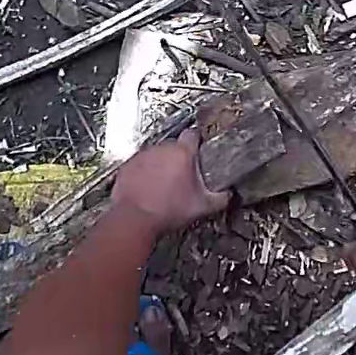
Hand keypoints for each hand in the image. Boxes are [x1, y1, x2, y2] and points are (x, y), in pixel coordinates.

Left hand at [110, 129, 229, 233]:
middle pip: (174, 147)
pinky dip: (143, 174)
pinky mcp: (128, 166)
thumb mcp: (202, 207)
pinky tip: (147, 190)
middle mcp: (161, 149)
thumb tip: (227, 195)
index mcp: (182, 153)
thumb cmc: (167, 211)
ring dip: (160, 166)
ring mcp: (142, 156)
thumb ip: (219, 198)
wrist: (135, 220)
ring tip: (163, 187)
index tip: (198, 149)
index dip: (197, 141)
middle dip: (178, 159)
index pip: (193, 135)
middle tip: (182, 178)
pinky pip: (139, 166)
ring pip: (155, 156)